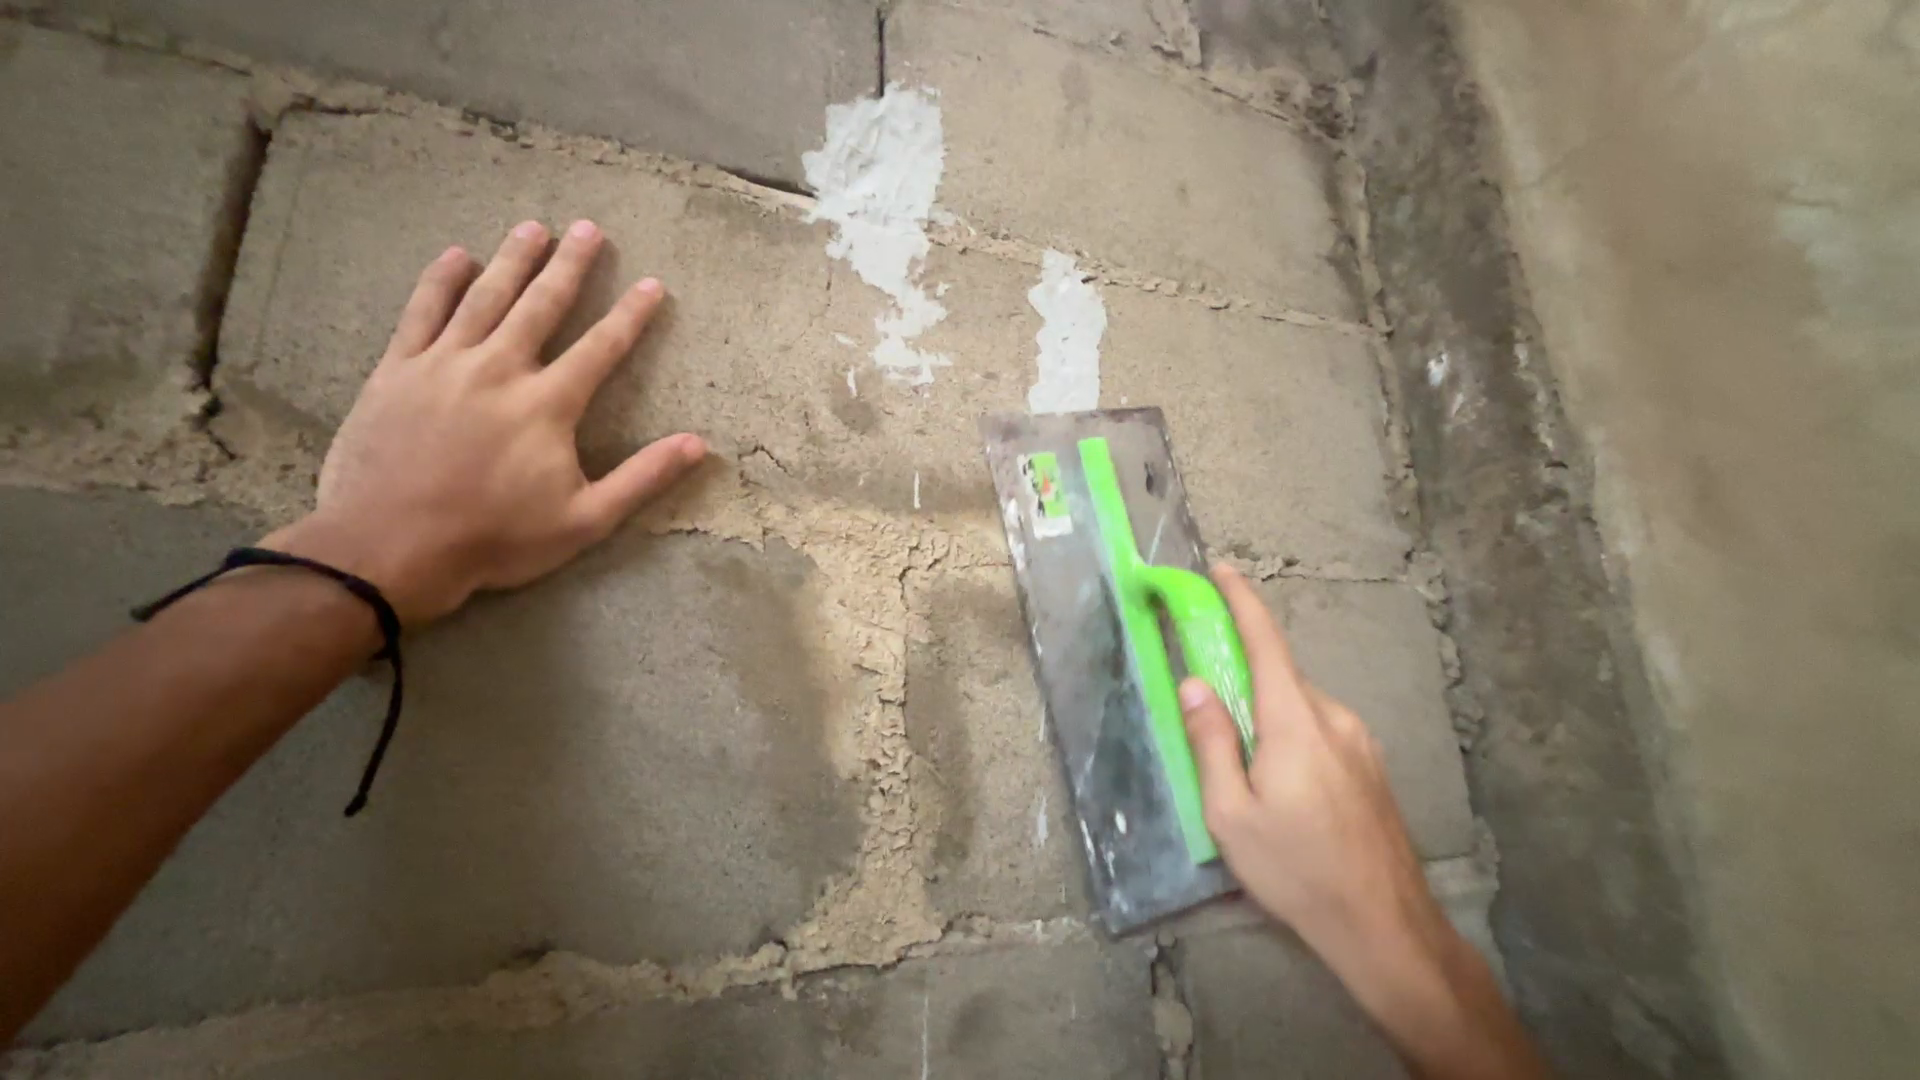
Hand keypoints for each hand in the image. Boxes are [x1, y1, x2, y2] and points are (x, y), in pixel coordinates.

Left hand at [263, 220, 706, 623]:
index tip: (652, 284)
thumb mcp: (586, 520)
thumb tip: (698, 444)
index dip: (631, 315)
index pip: (601, 348)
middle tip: (590, 229)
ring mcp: (443, 365)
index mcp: (547, 405)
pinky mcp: (397, 371)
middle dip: (570, 266)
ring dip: (512, 259)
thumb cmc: (497, 538)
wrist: (388, 549)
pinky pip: (421, 312)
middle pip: (541, 305)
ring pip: (484, 297)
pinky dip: (440, 281)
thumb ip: (643, 477)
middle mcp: (499, 370)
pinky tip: (456, 255)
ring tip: (533, 227)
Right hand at [1178, 565, 1446, 971]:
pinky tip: (1284, 786)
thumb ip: (1211, 742)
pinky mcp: (1371, 766)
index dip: (1241, 600)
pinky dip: (1290, 733)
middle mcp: (1333, 718)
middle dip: (1241, 675)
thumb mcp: (1231, 813)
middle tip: (1209, 707)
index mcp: (1294, 722)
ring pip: (1300, 706)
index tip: (1220, 571)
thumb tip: (1194, 684)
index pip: (1265, 642)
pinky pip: (1320, 729)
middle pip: (1279, 675)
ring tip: (1247, 770)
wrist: (1384, 927)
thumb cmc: (1296, 869)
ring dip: (1266, 713)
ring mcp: (1360, 741)